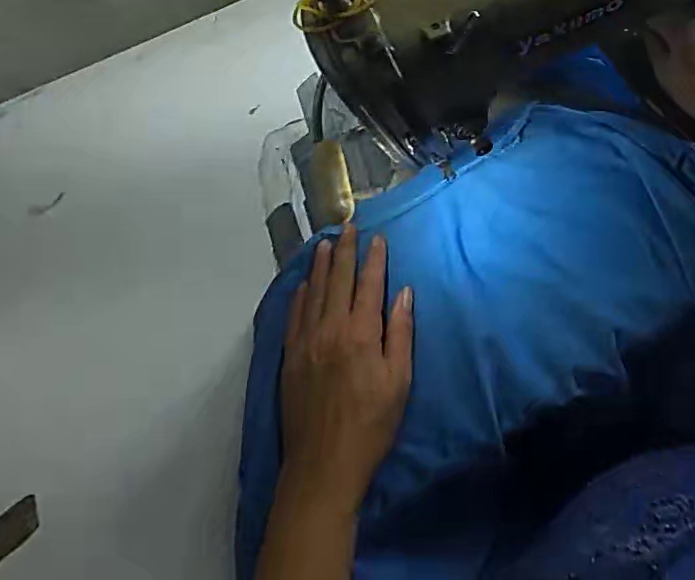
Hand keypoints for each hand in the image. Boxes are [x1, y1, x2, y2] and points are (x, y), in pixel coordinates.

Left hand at [279, 223, 414, 509]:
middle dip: (344, 251)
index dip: (374, 258)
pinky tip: (303, 283)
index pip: (369, 284)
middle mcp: (330, 329)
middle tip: (348, 227)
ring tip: (324, 243)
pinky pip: (294, 316)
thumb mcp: (399, 381)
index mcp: (361, 333)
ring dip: (320, 265)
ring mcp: (305, 342)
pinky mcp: (290, 358)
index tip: (377, 237)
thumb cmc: (371, 425)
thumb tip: (404, 293)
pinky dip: (300, 294)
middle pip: (338, 280)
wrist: (323, 467)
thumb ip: (401, 333)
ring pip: (313, 292)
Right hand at [644, 15, 694, 137]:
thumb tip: (648, 34)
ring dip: (681, 33)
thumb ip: (653, 48)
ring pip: (690, 23)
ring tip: (677, 51)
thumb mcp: (664, 74)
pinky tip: (694, 52)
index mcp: (681, 27)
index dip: (648, 29)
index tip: (645, 40)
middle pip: (674, 18)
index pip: (656, 19)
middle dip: (665, 29)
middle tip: (659, 46)